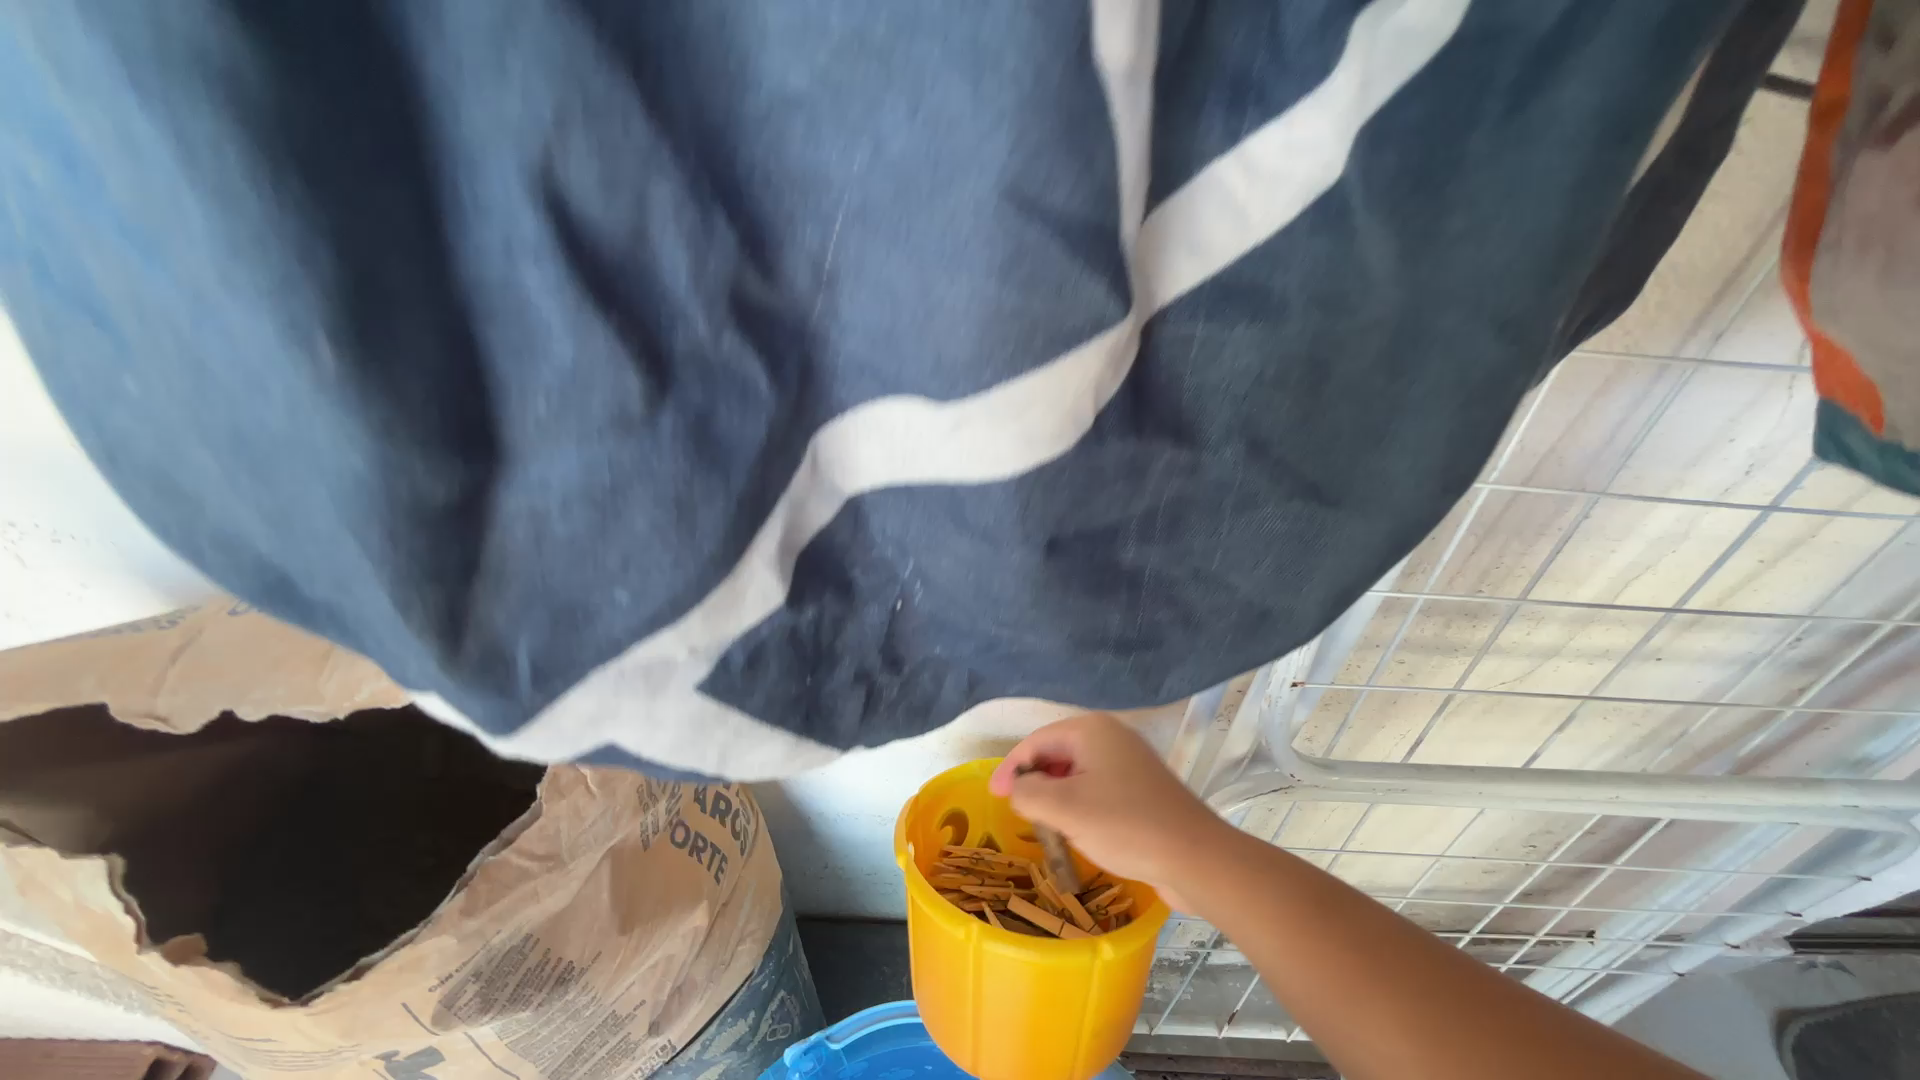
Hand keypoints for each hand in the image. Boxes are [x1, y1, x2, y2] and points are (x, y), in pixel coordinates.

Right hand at [989, 712, 1231, 908]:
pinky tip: (1079, 831)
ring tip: (1046, 824)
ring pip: (1078, 773)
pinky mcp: (1144, 789)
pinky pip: (1099, 788)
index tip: (993, 797)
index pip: (1036, 741)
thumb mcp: (1063, 808)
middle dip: (1035, 780)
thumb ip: (1027, 792)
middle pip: (1057, 753)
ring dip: (1057, 796)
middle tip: (1019, 812)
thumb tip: (1020, 789)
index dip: (1010, 768)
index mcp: (1091, 729)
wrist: (1195, 858)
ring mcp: (1131, 762)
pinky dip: (1081, 804)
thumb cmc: (1124, 825)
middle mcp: (1112, 736)